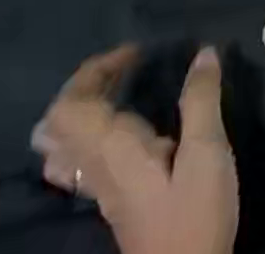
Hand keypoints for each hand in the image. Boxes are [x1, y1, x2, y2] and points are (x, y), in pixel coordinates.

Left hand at [32, 44, 238, 253]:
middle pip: (58, 121)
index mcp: (112, 149)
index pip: (72, 104)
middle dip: (86, 83)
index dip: (97, 69)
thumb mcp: (207, 151)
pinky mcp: (108, 195)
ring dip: (80, 107)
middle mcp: (94, 164)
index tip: (138, 52)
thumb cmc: (194, 211)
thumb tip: (204, 52)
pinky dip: (86, 131)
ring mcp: (96, 183)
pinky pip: (75, 157)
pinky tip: (116, 127)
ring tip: (118, 88)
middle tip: (127, 64)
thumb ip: (201, 100)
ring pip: (60, 142)